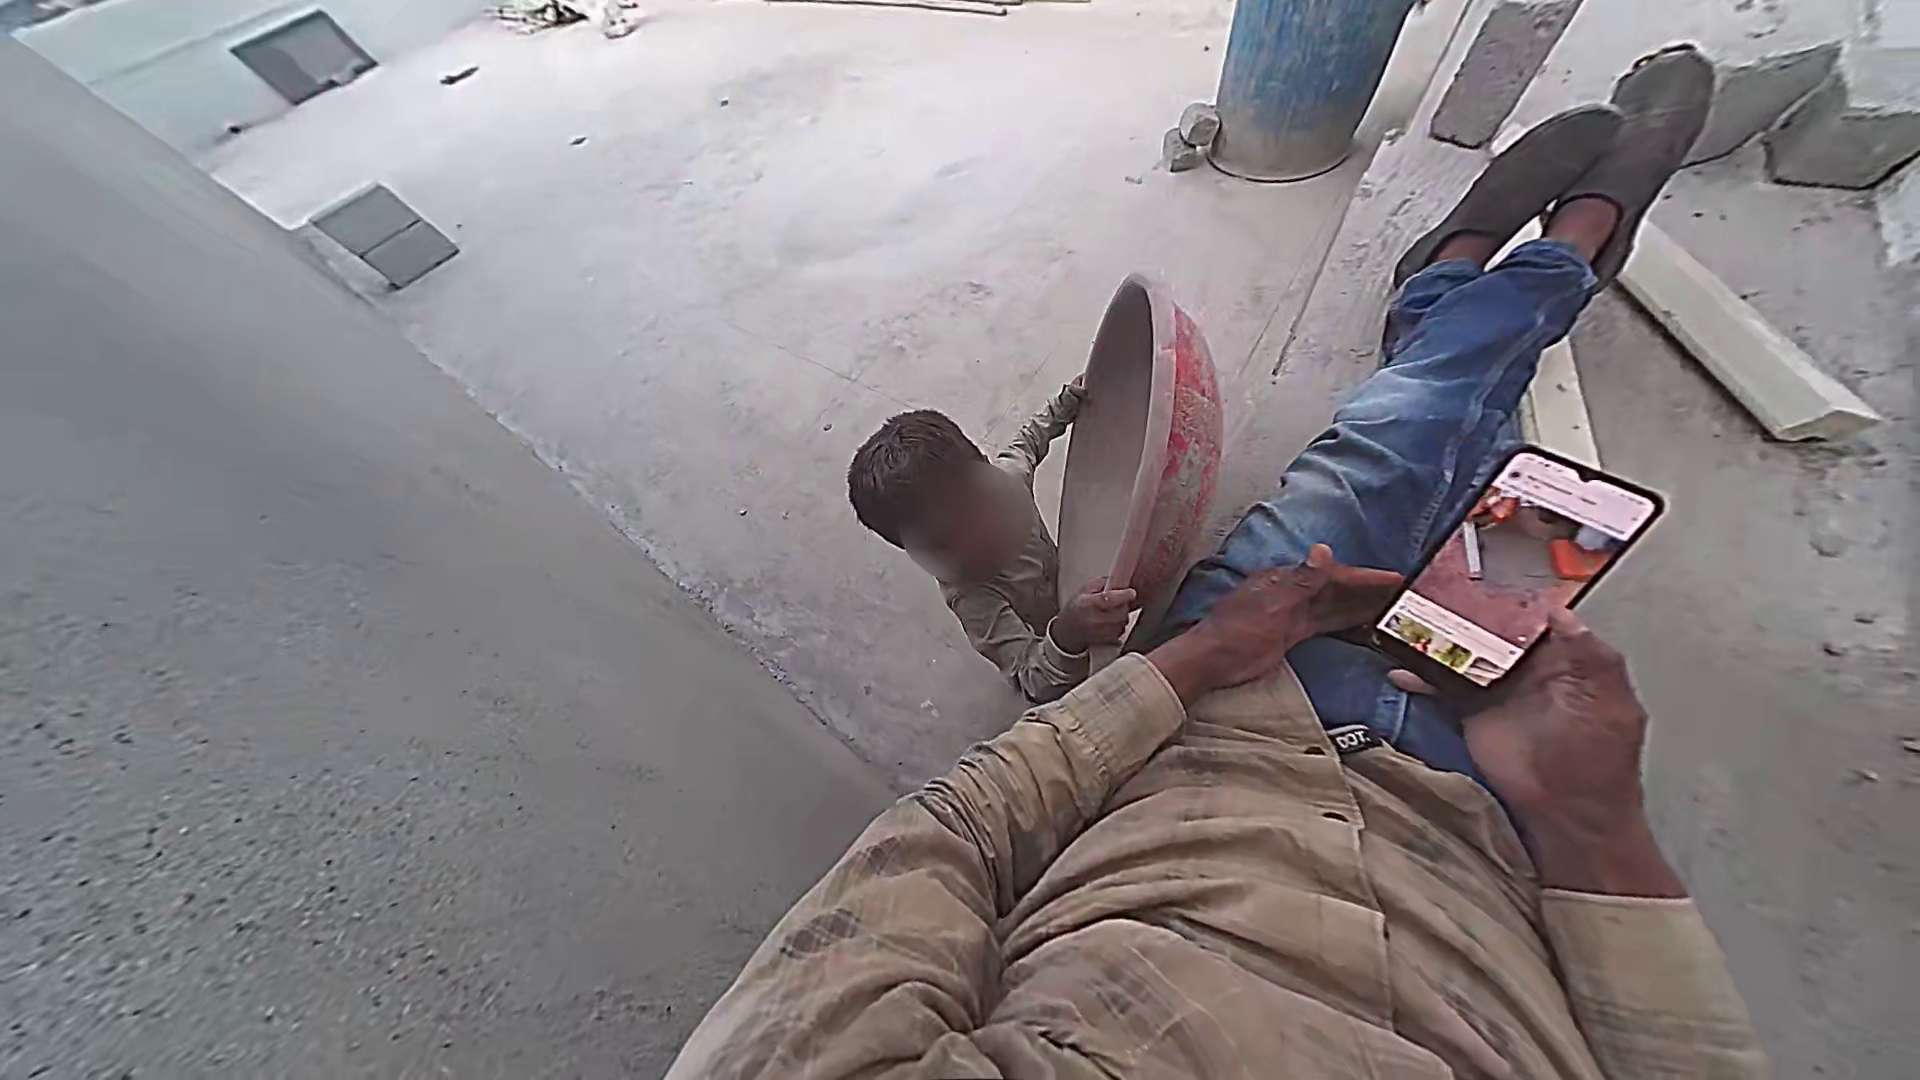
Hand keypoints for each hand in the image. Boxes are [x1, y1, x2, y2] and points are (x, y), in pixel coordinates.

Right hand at [1051, 577, 1135, 653]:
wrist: (1068, 631)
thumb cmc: (1074, 610)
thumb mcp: (1082, 591)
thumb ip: (1099, 583)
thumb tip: (1115, 580)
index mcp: (1088, 604)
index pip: (1109, 599)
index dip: (1123, 595)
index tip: (1130, 592)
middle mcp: (1096, 619)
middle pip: (1121, 610)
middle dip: (1123, 604)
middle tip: (1117, 601)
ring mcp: (1102, 631)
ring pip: (1123, 620)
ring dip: (1121, 614)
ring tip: (1110, 612)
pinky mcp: (1108, 640)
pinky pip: (1122, 629)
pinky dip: (1119, 624)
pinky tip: (1110, 621)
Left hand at [1148, 544, 1400, 703]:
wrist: (1212, 660)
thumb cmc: (1237, 631)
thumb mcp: (1273, 605)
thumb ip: (1302, 581)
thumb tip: (1323, 549)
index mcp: (1284, 580)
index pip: (1333, 575)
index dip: (1366, 578)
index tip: (1398, 579)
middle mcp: (1290, 593)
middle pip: (1337, 590)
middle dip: (1370, 591)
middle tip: (1409, 596)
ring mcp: (1290, 614)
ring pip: (1333, 607)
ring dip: (1363, 607)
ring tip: (1397, 610)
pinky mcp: (1290, 633)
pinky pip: (1325, 624)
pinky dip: (1347, 624)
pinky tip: (1367, 629)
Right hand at [1413, 609, 1684, 896]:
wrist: (1564, 810)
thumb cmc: (1594, 759)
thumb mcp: (1607, 706)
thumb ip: (1591, 659)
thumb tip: (1560, 613)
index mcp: (1563, 661)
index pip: (1533, 620)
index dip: (1507, 600)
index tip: (1476, 582)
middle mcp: (1524, 668)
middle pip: (1487, 631)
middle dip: (1459, 615)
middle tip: (1426, 597)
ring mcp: (1492, 687)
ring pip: (1458, 653)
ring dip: (1432, 641)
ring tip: (1403, 627)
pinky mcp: (1467, 707)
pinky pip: (1437, 684)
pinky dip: (1417, 677)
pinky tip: (1399, 672)